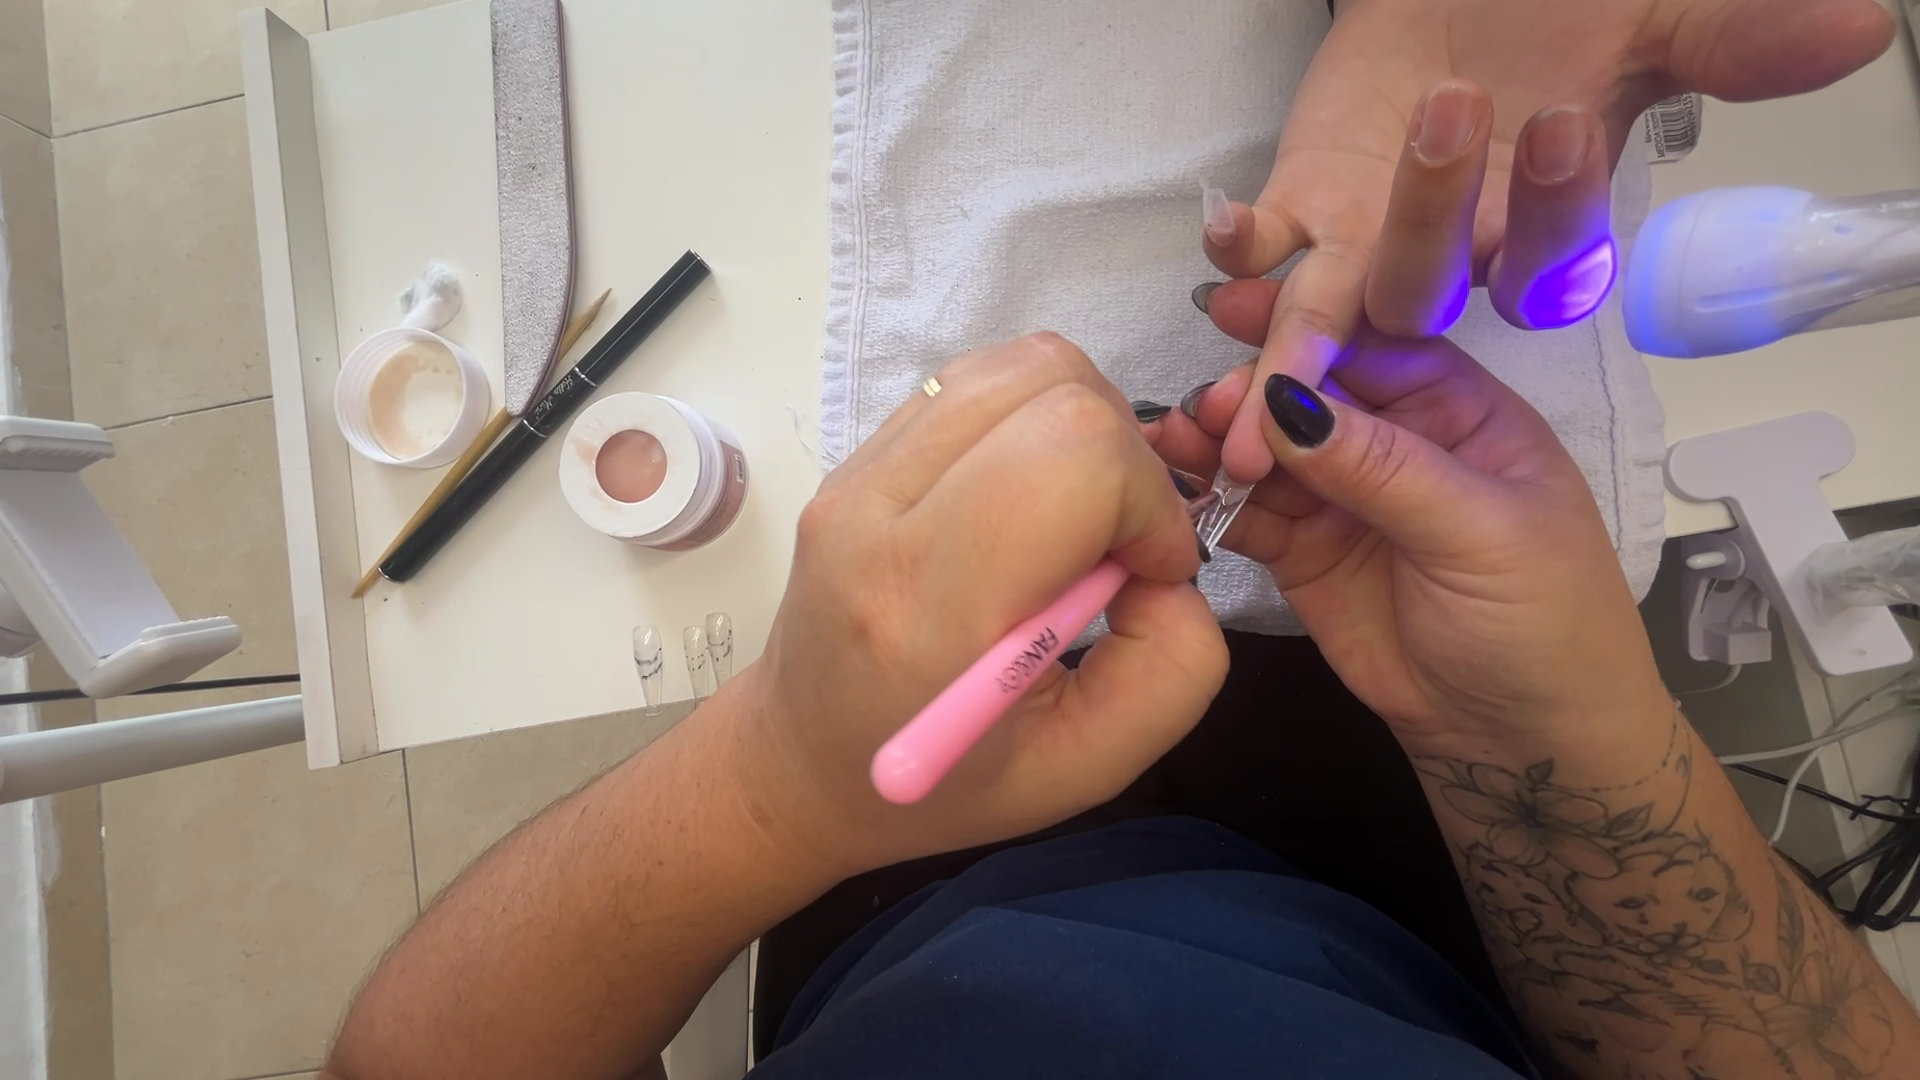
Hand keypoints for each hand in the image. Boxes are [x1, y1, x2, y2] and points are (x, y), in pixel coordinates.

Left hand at [722, 334, 1226, 876]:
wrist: (797, 761)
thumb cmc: (937, 787)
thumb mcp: (1084, 769)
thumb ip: (1171, 670)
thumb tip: (1170, 565)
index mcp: (930, 608)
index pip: (1071, 457)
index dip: (1147, 500)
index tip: (1148, 570)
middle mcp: (877, 515)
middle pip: (1051, 385)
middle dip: (1126, 456)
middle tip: (1114, 540)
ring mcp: (855, 474)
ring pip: (1016, 365)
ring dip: (1081, 426)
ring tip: (1071, 513)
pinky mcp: (855, 458)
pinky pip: (974, 383)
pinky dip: (1031, 419)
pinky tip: (1023, 494)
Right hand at [1151, 101, 1672, 744]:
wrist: (1511, 737)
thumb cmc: (1538, 622)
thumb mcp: (1480, 533)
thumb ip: (1383, 468)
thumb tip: (1286, 406)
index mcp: (1454, 414)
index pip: (1372, 351)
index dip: (1308, 333)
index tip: (1239, 315)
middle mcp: (1386, 444)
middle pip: (1304, 399)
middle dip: (1252, 396)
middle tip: (1205, 408)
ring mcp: (1334, 497)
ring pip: (1263, 453)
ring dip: (1217, 445)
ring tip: (1175, 443)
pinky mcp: (1294, 549)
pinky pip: (1244, 512)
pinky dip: (1209, 500)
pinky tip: (1177, 489)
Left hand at [1204, 0, 1893, 481]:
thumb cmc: (1557, 15)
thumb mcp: (1653, 17)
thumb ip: (1722, 40)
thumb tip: (1856, 33)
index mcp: (1526, 239)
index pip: (1542, 266)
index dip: (1549, 229)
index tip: (1559, 136)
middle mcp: (1438, 262)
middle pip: (1413, 300)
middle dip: (1396, 283)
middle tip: (1335, 336)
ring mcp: (1356, 244)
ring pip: (1324, 302)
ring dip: (1292, 332)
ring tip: (1259, 381)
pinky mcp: (1299, 209)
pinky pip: (1264, 241)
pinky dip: (1241, 240)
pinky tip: (1222, 232)